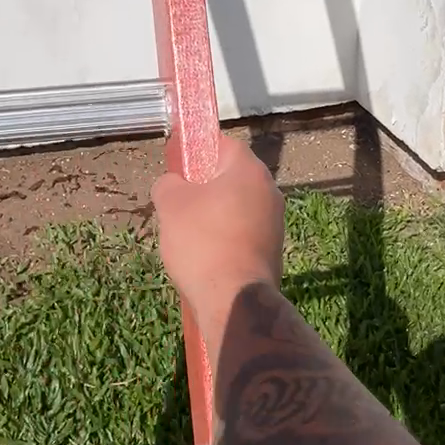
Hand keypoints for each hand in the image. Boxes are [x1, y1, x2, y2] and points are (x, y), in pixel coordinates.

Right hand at [152, 135, 284, 358]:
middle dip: (204, 186)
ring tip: (188, 235)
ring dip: (214, 214)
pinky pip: (244, 231)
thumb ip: (168, 183)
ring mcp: (275, 221)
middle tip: (179, 202)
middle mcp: (269, 190)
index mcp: (249, 170)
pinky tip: (206, 256)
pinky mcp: (274, 249)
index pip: (223, 144)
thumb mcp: (170, 205)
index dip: (198, 149)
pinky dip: (225, 237)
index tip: (178, 164)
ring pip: (237, 206)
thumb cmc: (202, 242)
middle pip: (231, 176)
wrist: (234, 300)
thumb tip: (172, 184)